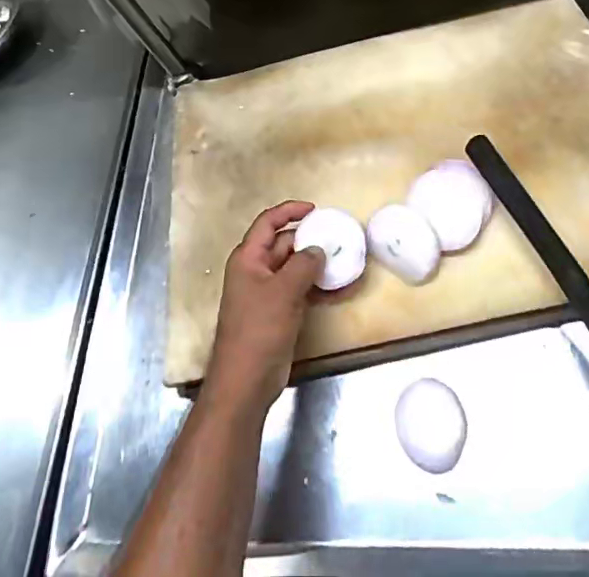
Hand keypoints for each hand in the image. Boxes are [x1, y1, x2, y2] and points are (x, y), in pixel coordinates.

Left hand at [202, 201, 323, 415]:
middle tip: (335, 237)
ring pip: (292, 267)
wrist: (246, 379)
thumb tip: (317, 249)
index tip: (315, 209)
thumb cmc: (259, 329)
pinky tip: (337, 287)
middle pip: (282, 244)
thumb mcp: (283, 291)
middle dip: (307, 239)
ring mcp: (266, 292)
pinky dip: (315, 286)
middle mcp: (255, 270)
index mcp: (247, 258)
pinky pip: (298, 289)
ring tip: (341, 259)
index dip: (289, 211)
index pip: (268, 223)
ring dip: (314, 263)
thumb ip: (303, 265)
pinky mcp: (277, 312)